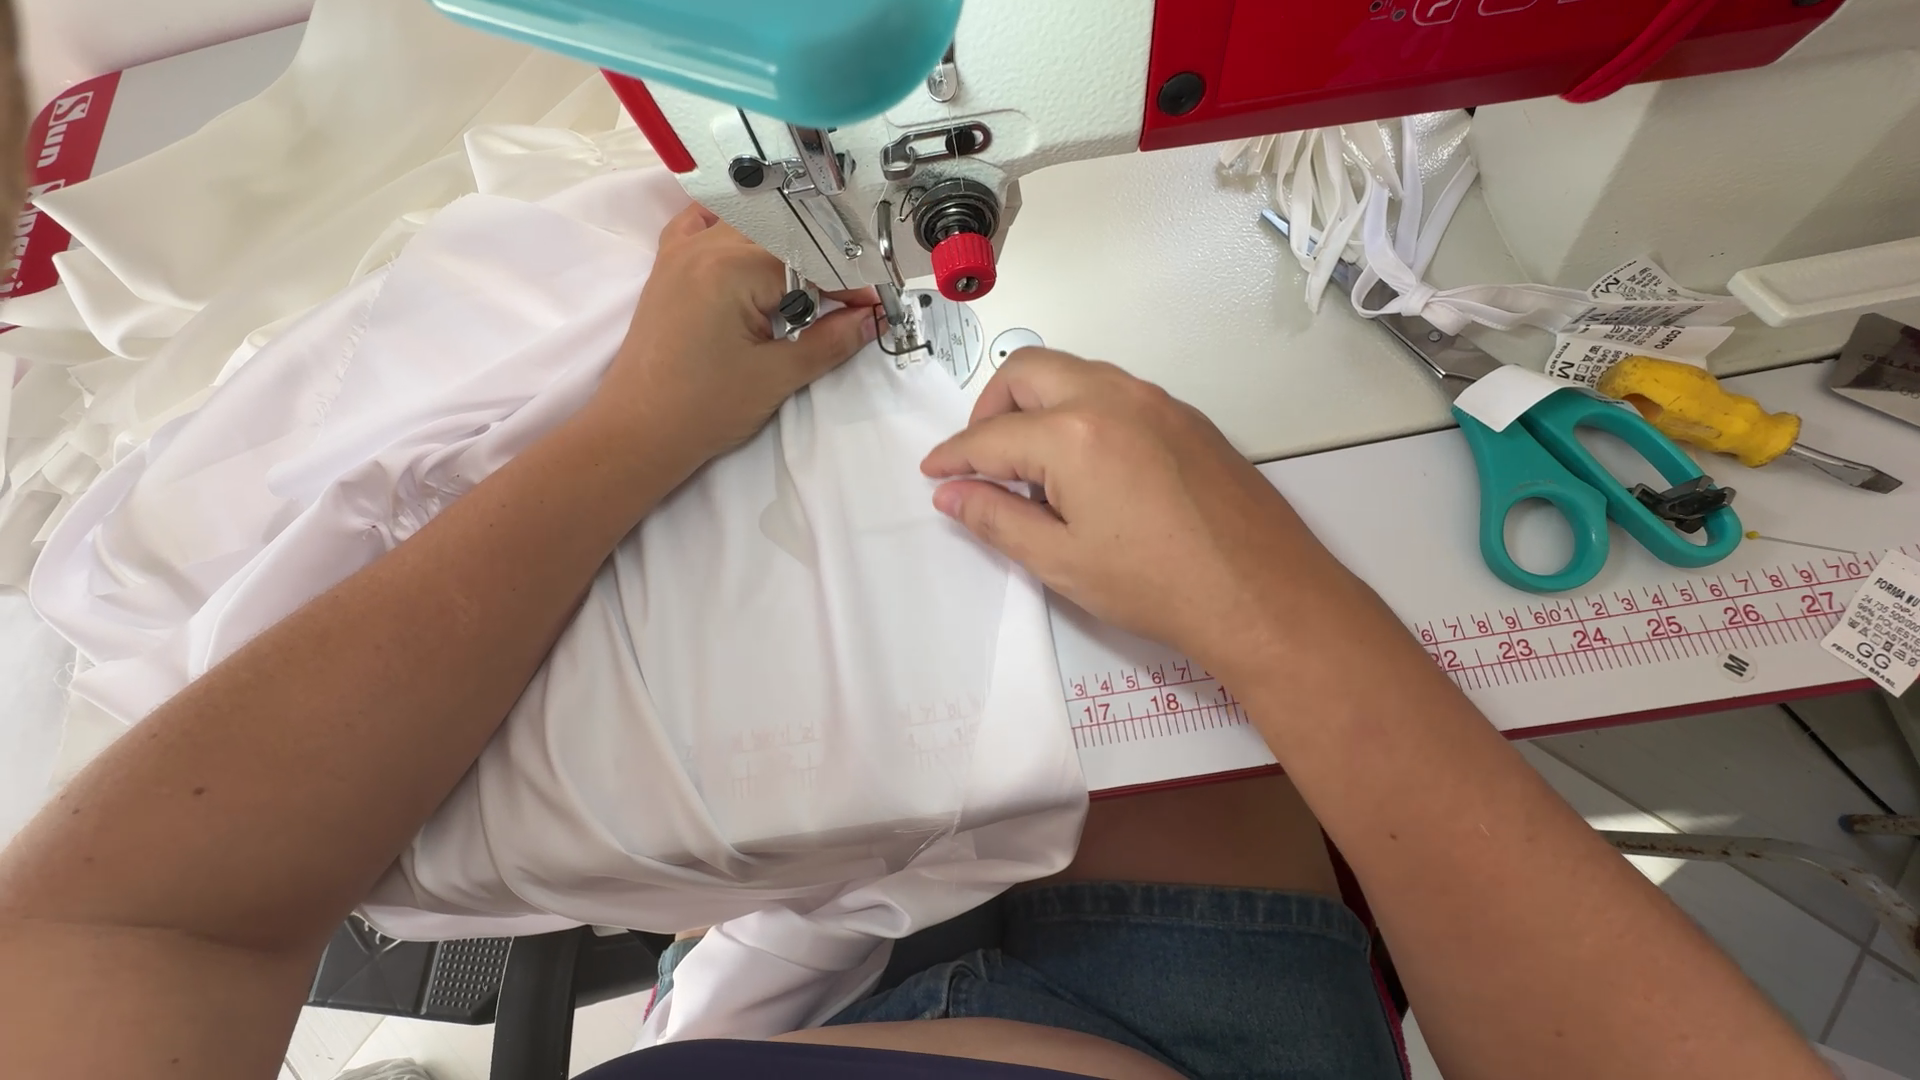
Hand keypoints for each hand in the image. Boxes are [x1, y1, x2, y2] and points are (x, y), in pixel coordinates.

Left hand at [587, 204, 878, 466]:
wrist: (638, 432)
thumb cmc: (702, 409)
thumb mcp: (776, 377)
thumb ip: (829, 342)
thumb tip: (870, 321)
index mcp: (731, 270)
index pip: (808, 260)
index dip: (849, 284)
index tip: (874, 308)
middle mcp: (704, 247)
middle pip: (782, 236)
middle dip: (824, 264)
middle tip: (852, 300)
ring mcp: (681, 253)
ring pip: (748, 225)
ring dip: (786, 246)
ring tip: (813, 281)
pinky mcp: (669, 268)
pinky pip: (704, 226)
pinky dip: (734, 229)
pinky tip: (752, 247)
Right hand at [921, 349, 1360, 674]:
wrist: (1263, 594)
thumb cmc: (1153, 585)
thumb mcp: (1060, 561)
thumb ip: (996, 519)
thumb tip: (950, 494)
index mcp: (1073, 432)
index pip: (990, 436)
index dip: (953, 457)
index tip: (933, 473)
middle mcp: (1113, 396)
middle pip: (1027, 372)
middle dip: (989, 408)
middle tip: (980, 458)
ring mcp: (1157, 400)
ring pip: (1075, 374)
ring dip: (1036, 404)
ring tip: (1029, 461)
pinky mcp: (1186, 416)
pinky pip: (1114, 392)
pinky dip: (1080, 411)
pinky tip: (1086, 463)